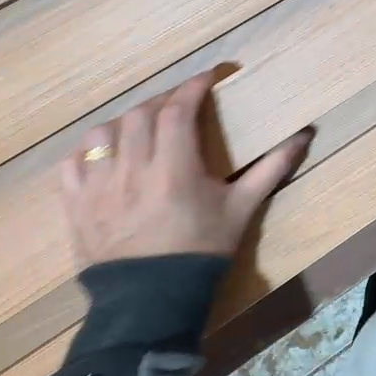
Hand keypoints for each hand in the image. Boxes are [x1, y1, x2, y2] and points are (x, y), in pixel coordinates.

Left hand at [58, 69, 309, 264]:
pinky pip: (71, 166)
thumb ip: (272, 168)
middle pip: (138, 116)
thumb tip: (304, 135)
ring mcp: (97, 190)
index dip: (192, 87)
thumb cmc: (202, 247)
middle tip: (181, 100)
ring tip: (142, 125)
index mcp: (174, 170)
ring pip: (100, 135)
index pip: (177, 112)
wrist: (151, 298)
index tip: (207, 77)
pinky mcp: (75, 208)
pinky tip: (107, 152)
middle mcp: (132, 173)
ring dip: (123, 122)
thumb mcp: (244, 207)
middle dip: (162, 100)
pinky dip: (88, 150)